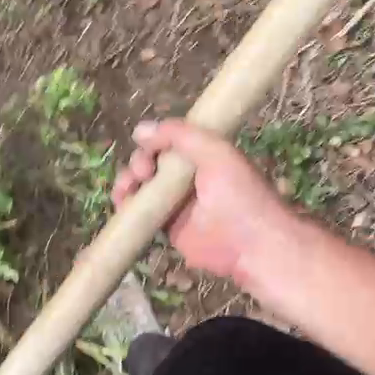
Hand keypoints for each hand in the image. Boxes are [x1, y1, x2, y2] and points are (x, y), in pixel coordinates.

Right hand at [111, 120, 296, 289]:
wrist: (252, 244)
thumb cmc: (238, 193)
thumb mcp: (215, 151)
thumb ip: (180, 135)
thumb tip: (139, 130)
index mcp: (202, 156)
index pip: (168, 143)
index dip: (154, 143)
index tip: (148, 147)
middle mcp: (187, 177)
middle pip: (151, 163)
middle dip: (139, 163)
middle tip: (142, 171)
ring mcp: (176, 203)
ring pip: (141, 186)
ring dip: (128, 181)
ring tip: (126, 187)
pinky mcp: (167, 227)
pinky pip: (141, 212)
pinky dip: (127, 205)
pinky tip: (122, 201)